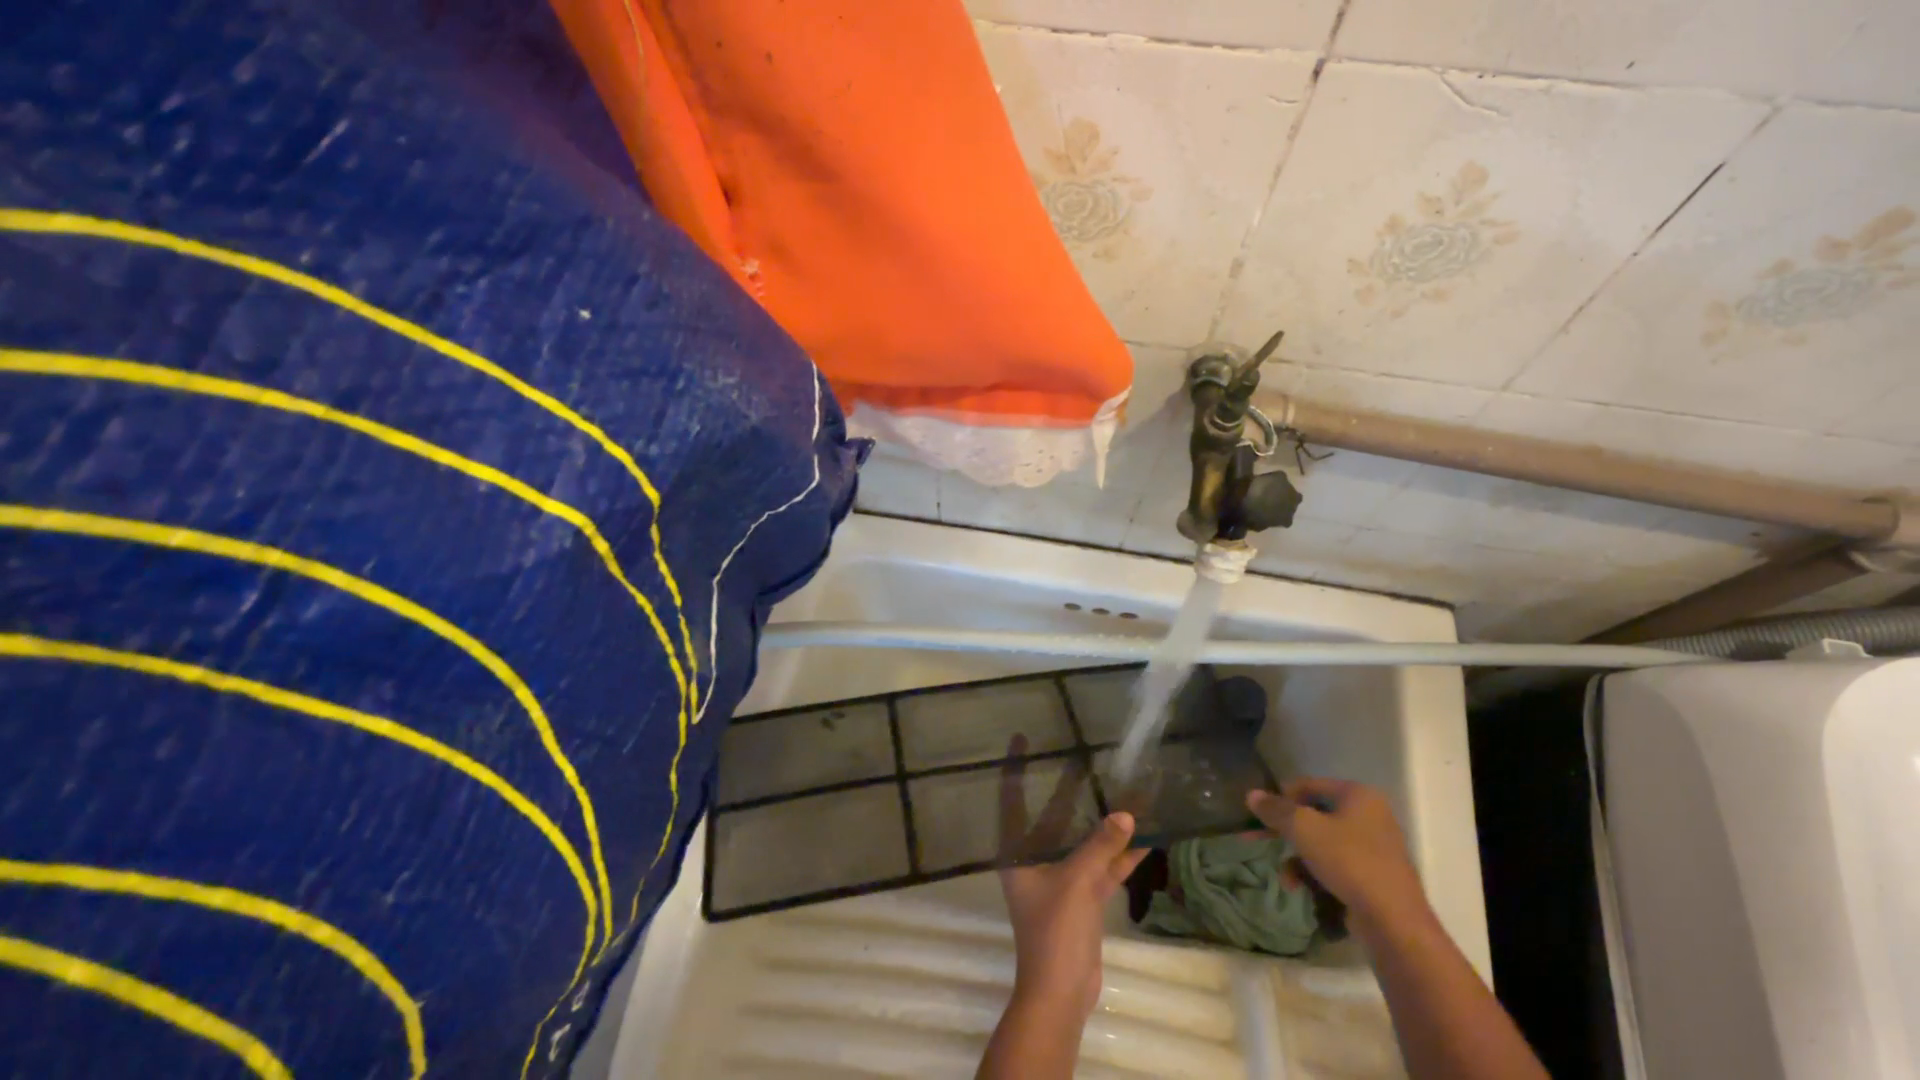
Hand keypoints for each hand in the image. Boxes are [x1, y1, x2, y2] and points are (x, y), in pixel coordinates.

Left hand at [997, 738, 1148, 1018]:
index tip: (1020, 738)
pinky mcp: (1082, 898)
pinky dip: (1121, 855)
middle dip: (1070, 791)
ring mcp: (1060, 879)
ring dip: (1104, 823)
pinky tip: (1147, 836)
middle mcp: (1034, 860)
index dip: (1015, 769)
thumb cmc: (1054, 930)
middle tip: (1084, 754)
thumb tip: (1126, 813)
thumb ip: (1099, 846)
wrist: (1061, 991)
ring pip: (1082, 841)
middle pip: (1052, 817)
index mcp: (1017, 853)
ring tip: (1127, 790)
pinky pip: (1102, 867)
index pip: (1012, 801)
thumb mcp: (1076, 882)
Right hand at [1246, 777, 1427, 937]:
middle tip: (1255, 840)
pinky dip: (1314, 872)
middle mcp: (1369, 815)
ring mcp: (1373, 846)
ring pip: (1322, 843)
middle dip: (1284, 832)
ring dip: (1297, 857)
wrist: (1392, 917)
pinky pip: (1335, 864)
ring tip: (1285, 877)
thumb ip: (1276, 810)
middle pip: (1314, 815)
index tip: (1258, 815)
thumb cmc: (1348, 860)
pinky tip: (1300, 888)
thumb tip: (1251, 794)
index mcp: (1358, 795)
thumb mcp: (1304, 829)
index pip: (1309, 785)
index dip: (1280, 797)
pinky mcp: (1372, 874)